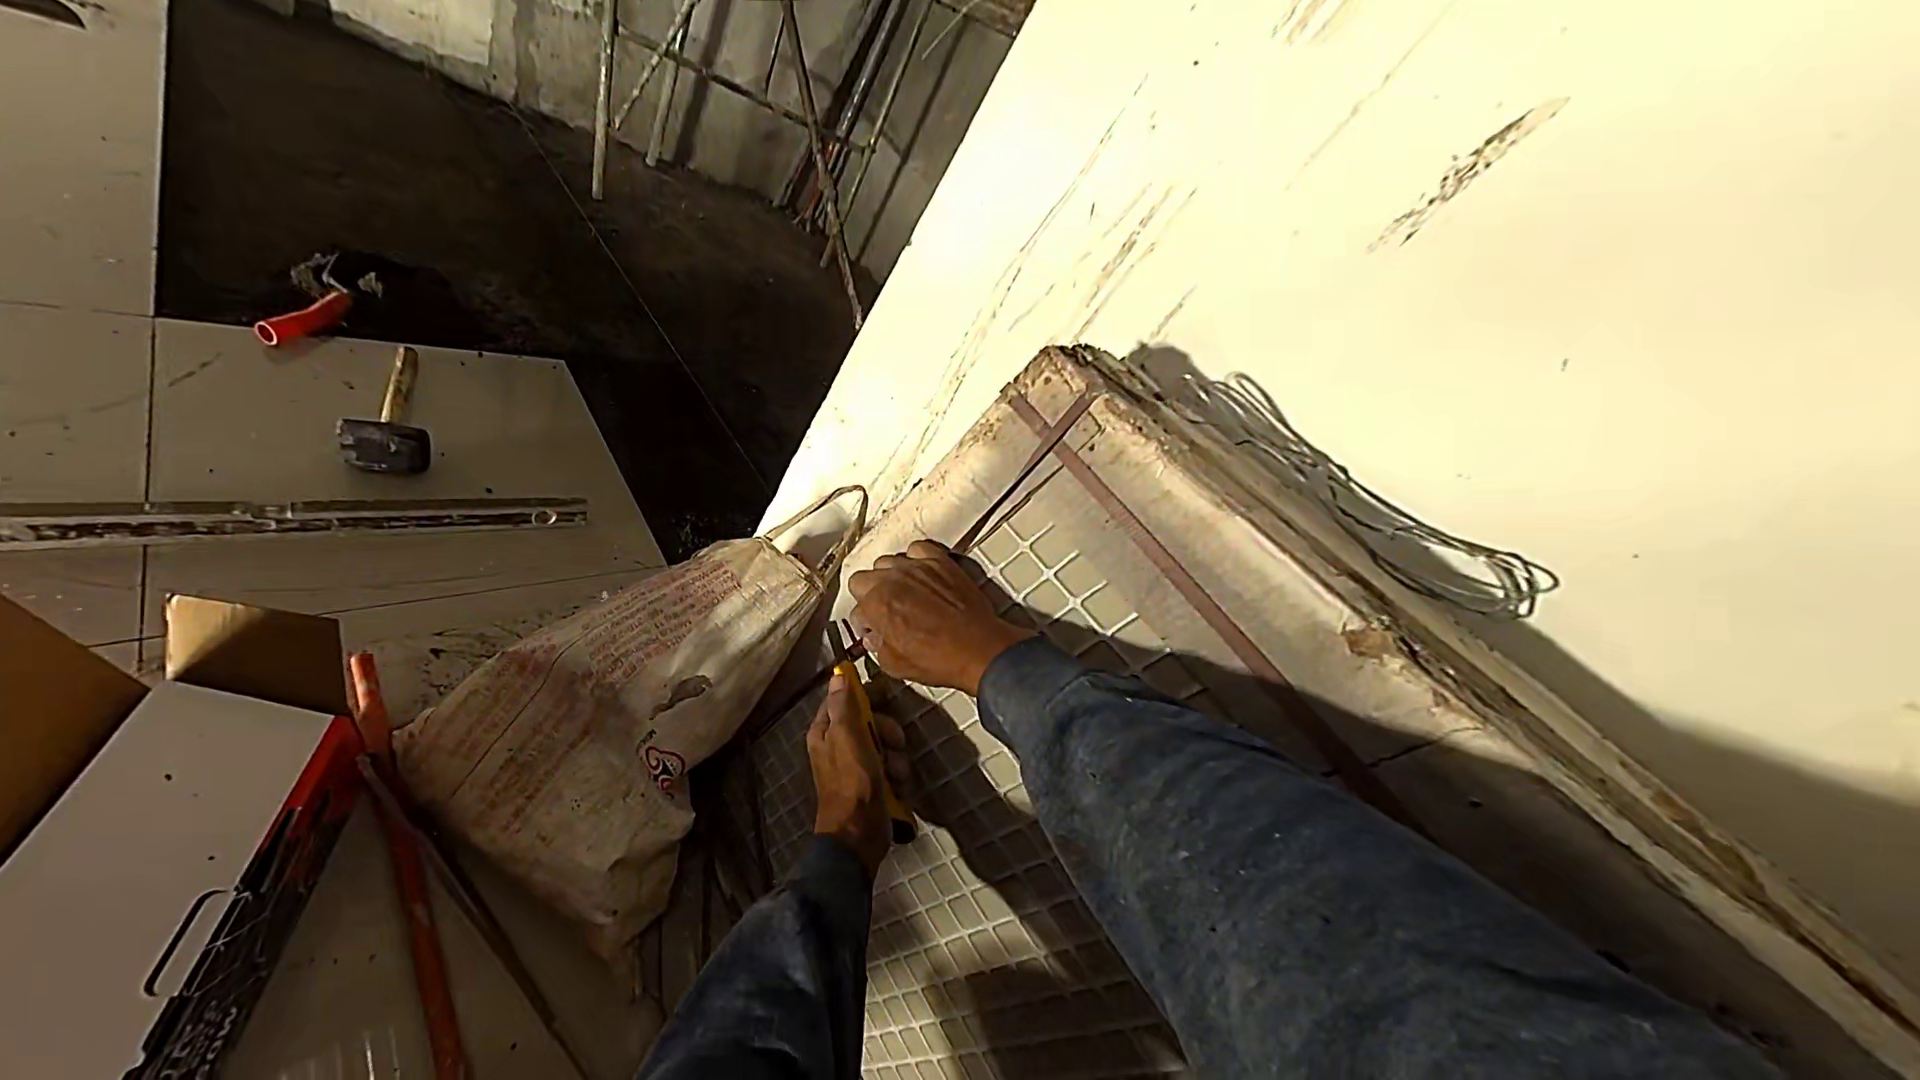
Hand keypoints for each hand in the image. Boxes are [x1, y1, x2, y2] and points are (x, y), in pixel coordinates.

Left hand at [809, 670, 910, 876]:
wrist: (860, 834)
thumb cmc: (851, 782)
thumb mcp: (847, 736)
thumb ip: (844, 705)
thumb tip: (837, 675)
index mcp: (825, 732)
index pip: (842, 700)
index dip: (861, 698)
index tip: (879, 702)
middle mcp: (839, 746)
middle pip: (869, 722)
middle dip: (886, 733)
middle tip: (893, 744)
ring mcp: (857, 765)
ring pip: (884, 744)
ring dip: (896, 758)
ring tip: (896, 774)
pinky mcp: (874, 783)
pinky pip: (891, 766)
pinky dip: (897, 775)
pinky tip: (898, 787)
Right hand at [847, 540, 1035, 695]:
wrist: (979, 649)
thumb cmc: (940, 659)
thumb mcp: (895, 665)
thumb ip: (877, 646)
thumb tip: (874, 638)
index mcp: (875, 604)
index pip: (855, 608)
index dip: (864, 622)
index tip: (874, 629)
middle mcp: (892, 579)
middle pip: (864, 578)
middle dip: (870, 594)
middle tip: (884, 610)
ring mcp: (917, 566)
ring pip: (888, 561)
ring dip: (891, 576)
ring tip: (904, 592)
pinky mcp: (940, 561)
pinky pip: (918, 549)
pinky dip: (916, 559)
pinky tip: (921, 574)